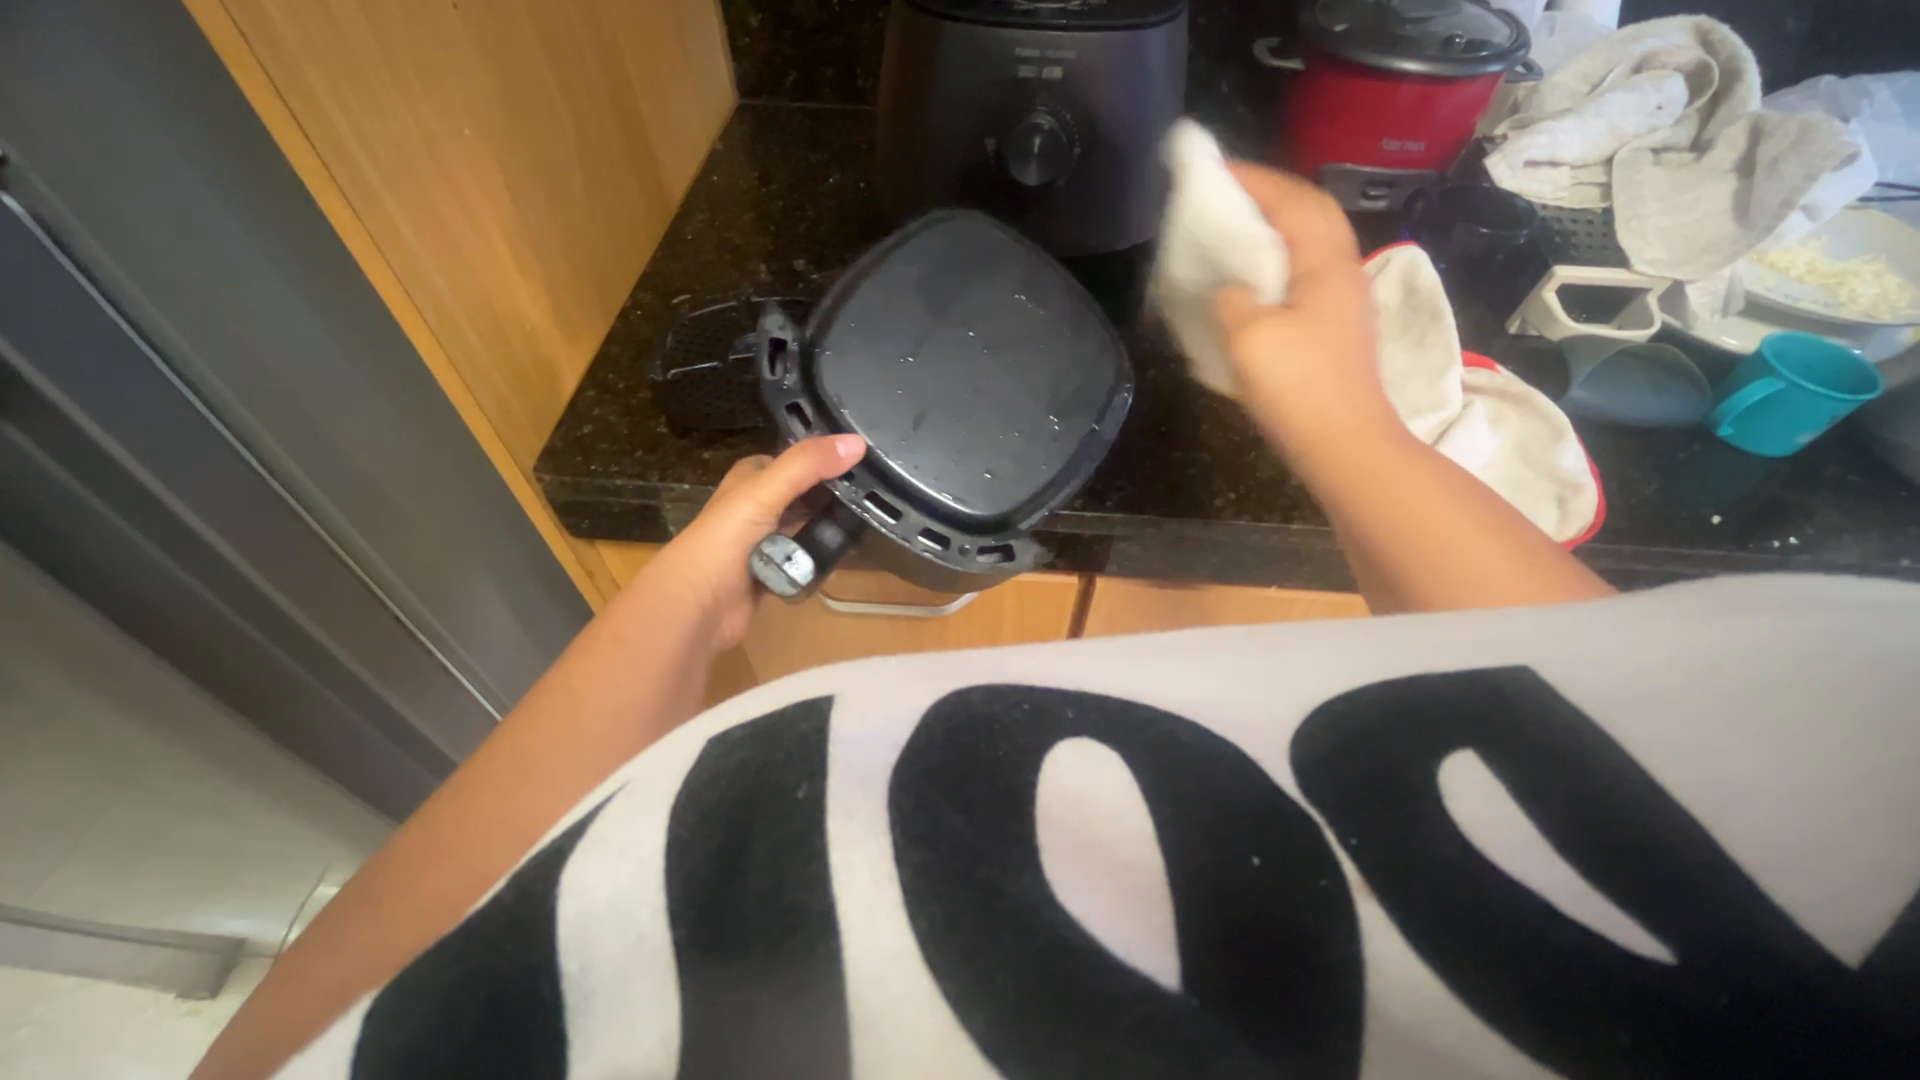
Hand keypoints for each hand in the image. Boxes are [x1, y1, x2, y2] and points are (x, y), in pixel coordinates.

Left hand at [632, 435, 865, 654]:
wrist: (697, 605)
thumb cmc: (724, 539)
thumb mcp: (764, 492)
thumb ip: (807, 465)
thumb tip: (858, 442)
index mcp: (751, 479)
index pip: (796, 459)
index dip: (826, 457)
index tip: (865, 457)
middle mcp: (758, 505)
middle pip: (807, 494)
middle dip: (835, 495)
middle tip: (876, 494)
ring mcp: (766, 541)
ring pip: (809, 527)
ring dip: (831, 527)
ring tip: (872, 521)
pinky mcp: (774, 571)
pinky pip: (807, 559)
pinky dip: (823, 558)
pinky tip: (849, 554)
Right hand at [1213, 165, 1404, 480]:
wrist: (1344, 445)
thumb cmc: (1299, 387)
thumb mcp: (1250, 336)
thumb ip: (1233, 297)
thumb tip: (1229, 289)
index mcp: (1325, 263)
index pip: (1292, 199)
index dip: (1253, 180)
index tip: (1213, 171)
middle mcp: (1342, 271)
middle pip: (1309, 213)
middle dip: (1267, 196)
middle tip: (1224, 196)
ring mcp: (1343, 301)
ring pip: (1310, 243)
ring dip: (1274, 228)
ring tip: (1233, 231)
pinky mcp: (1334, 328)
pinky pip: (1304, 273)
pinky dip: (1277, 261)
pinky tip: (1251, 280)